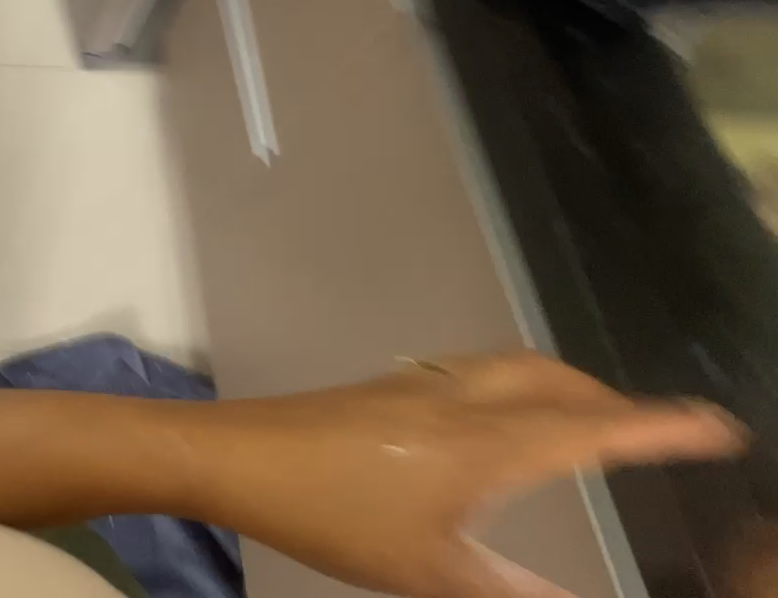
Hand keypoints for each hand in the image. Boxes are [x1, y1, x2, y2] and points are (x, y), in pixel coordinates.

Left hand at [188, 352, 746, 597]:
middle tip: (645, 427)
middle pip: (539, 375)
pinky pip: (453, 372)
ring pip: (491, 366)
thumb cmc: (329, 514)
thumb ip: (520, 593)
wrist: (228, 456)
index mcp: (478, 443)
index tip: (713, 421)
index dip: (656, 426)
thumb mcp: (434, 574)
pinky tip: (485, 419)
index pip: (586, 427)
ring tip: (575, 419)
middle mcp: (445, 400)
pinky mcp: (365, 391)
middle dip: (601, 394)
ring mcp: (398, 387)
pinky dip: (497, 384)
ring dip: (545, 382)